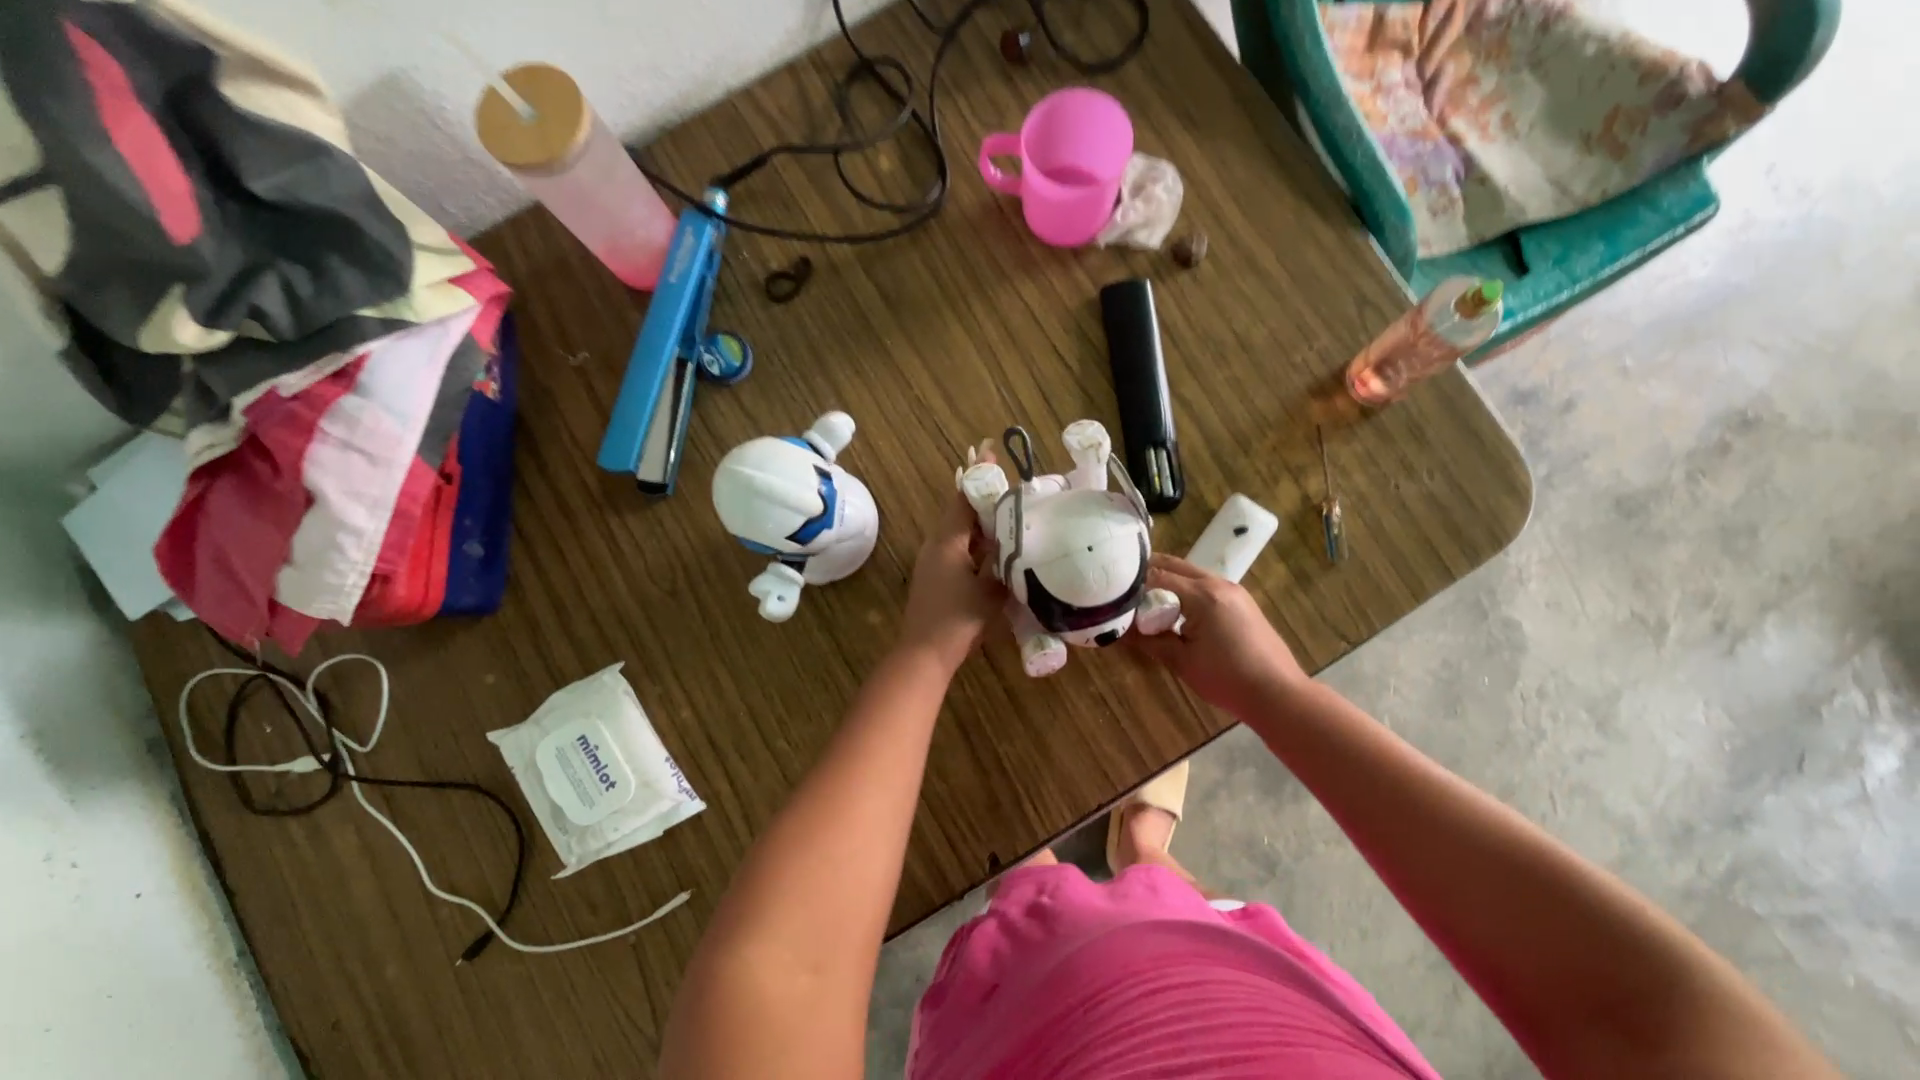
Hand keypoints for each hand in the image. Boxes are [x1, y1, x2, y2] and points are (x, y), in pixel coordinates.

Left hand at [898, 483, 1003, 669]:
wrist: (924, 654)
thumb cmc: (958, 619)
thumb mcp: (991, 589)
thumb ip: (1005, 562)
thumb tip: (1019, 543)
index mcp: (947, 541)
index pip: (964, 498)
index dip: (979, 475)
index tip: (991, 450)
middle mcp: (935, 545)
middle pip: (959, 512)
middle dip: (982, 496)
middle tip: (1008, 482)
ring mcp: (932, 562)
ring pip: (958, 532)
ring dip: (979, 521)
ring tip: (1007, 512)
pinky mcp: (933, 579)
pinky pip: (956, 549)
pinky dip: (975, 542)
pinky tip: (994, 549)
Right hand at [1130, 554, 1306, 715]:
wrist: (1278, 694)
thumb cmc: (1228, 680)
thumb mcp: (1181, 662)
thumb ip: (1148, 640)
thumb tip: (1118, 630)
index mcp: (1202, 595)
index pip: (1156, 577)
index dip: (1131, 586)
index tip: (1111, 596)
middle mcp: (1218, 583)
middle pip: (1172, 565)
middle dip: (1146, 575)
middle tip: (1121, 593)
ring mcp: (1232, 590)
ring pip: (1189, 573)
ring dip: (1166, 582)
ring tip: (1143, 603)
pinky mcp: (1240, 601)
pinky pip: (1204, 585)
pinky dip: (1184, 590)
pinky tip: (1173, 611)